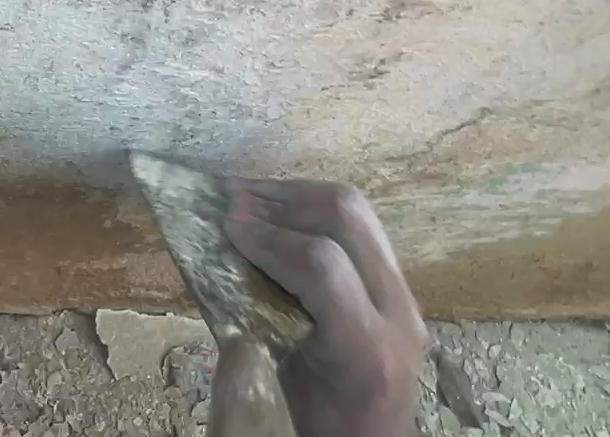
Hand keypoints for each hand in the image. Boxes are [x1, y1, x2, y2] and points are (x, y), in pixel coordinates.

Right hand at [224, 177, 427, 436]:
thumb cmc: (313, 424)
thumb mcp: (274, 386)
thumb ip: (246, 326)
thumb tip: (206, 256)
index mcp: (366, 351)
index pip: (322, 266)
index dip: (267, 237)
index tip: (225, 226)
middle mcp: (397, 314)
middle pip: (344, 218)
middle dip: (279, 200)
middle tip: (230, 200)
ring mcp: (403, 293)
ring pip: (353, 209)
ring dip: (292, 194)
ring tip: (246, 196)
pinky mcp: (394, 282)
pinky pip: (355, 222)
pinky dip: (308, 206)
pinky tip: (273, 211)